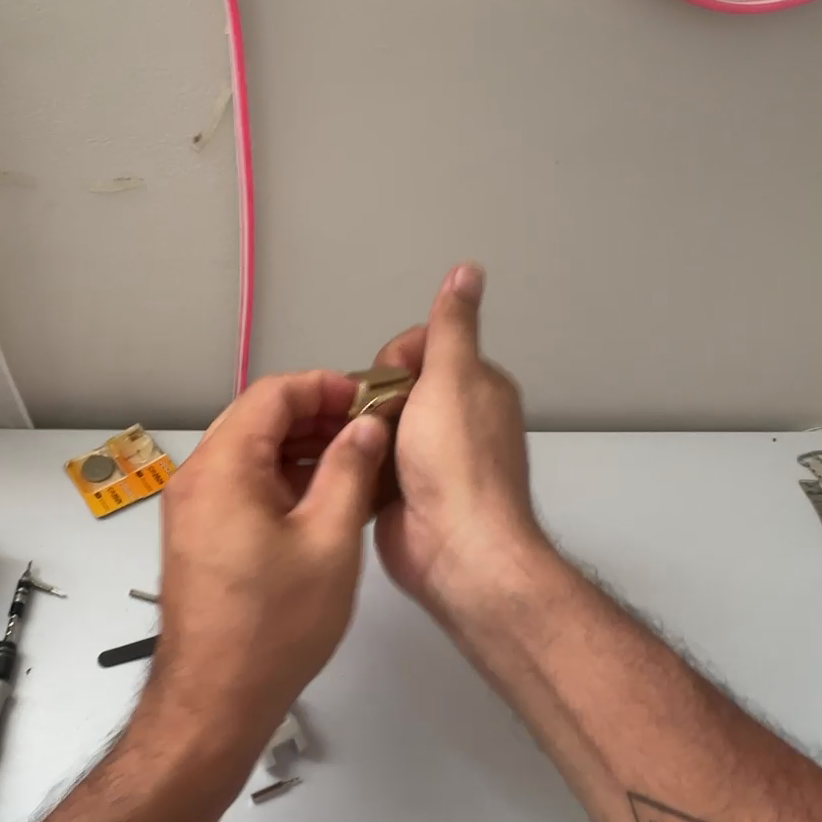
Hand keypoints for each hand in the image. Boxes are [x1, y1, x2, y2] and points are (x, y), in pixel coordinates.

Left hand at [151, 371, 390, 729]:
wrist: (215, 701)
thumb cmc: (272, 627)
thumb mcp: (329, 540)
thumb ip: (350, 470)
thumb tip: (365, 427)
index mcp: (223, 467)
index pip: (272, 394)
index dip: (323, 387)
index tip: (365, 399)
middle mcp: (197, 477)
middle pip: (256, 418)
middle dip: (314, 415)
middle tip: (365, 429)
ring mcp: (192, 507)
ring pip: (249, 450)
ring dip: (299, 447)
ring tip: (351, 460)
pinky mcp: (198, 533)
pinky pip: (241, 484)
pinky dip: (280, 477)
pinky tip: (321, 495)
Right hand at [370, 264, 548, 618]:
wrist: (454, 551)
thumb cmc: (456, 462)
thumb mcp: (452, 377)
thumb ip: (452, 325)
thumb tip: (469, 270)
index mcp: (476, 386)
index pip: (420, 348)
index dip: (395, 361)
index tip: (390, 384)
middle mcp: (456, 419)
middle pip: (393, 387)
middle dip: (371, 399)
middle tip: (374, 425)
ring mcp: (429, 459)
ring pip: (377, 426)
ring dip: (360, 432)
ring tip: (356, 450)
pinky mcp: (405, 491)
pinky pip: (371, 462)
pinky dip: (357, 462)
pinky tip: (346, 470)